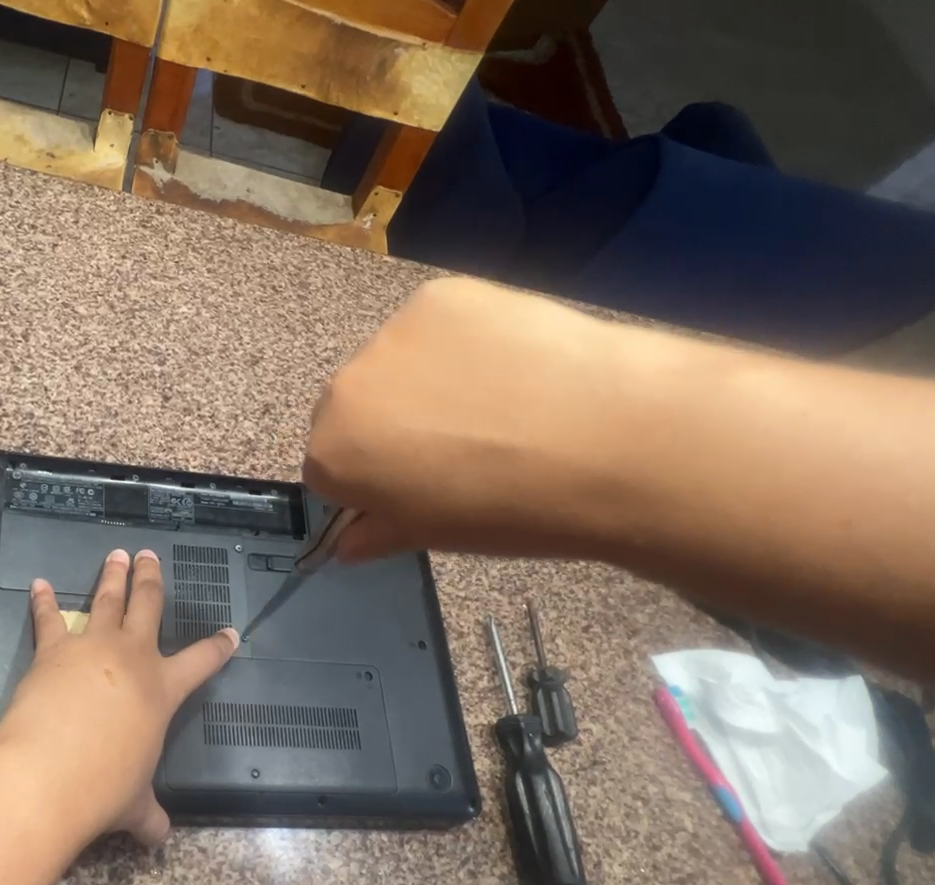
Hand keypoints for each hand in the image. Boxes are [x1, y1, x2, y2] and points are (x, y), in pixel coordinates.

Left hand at [0, 549, 238, 846]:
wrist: (51, 773)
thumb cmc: (105, 788)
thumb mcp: (134, 806)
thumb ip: (148, 817)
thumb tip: (158, 839)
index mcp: (163, 690)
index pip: (202, 662)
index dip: (218, 647)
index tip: (230, 632)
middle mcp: (132, 657)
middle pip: (148, 606)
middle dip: (151, 579)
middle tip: (150, 556)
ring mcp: (92, 647)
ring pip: (106, 599)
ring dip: (112, 576)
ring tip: (115, 554)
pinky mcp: (53, 649)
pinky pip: (49, 618)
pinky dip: (43, 600)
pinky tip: (39, 584)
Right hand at [302, 276, 678, 562]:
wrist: (609, 439)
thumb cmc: (510, 508)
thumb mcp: (431, 537)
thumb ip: (375, 535)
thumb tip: (350, 540)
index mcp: (331, 454)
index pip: (325, 470)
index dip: (368, 483)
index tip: (412, 490)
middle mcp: (342, 388)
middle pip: (348, 410)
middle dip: (382, 427)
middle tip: (450, 446)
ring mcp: (390, 334)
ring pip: (389, 364)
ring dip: (417, 382)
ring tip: (489, 402)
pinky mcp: (440, 295)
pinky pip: (431, 326)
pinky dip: (456, 344)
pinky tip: (505, 366)